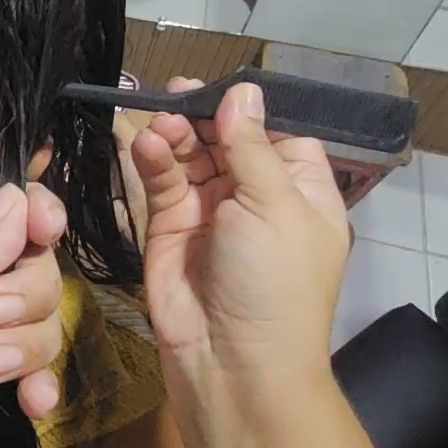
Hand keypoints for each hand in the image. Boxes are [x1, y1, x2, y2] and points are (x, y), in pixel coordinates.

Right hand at [127, 80, 347, 374]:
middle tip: (175, 93)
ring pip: (190, 155)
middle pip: (227, 138)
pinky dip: (153, 159)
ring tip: (158, 124)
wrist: (229, 357)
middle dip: (204, 117)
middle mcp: (254, 195)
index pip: (278, 134)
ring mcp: (209, 209)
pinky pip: (162, 179)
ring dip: (175, 135)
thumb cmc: (274, 282)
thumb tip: (245, 90)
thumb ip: (251, 146)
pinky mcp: (169, 222)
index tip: (223, 89)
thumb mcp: (275, 207)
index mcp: (300, 192)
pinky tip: (147, 144)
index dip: (251, 112)